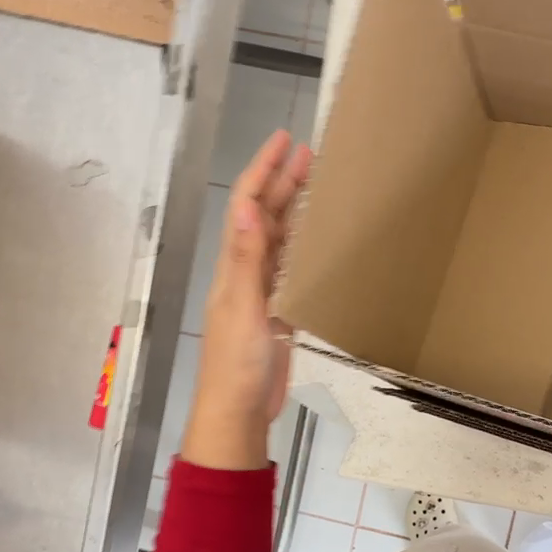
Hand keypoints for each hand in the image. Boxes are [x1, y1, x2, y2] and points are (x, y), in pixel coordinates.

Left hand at [181, 131, 312, 470]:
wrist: (239, 411)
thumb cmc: (238, 363)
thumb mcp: (243, 308)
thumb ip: (246, 258)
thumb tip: (248, 204)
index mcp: (233, 265)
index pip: (247, 205)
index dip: (263, 170)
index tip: (285, 140)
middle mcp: (245, 272)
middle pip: (264, 217)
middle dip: (282, 182)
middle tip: (310, 154)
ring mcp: (262, 293)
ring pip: (279, 241)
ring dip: (294, 211)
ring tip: (316, 186)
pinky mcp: (278, 314)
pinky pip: (290, 271)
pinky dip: (303, 250)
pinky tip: (318, 243)